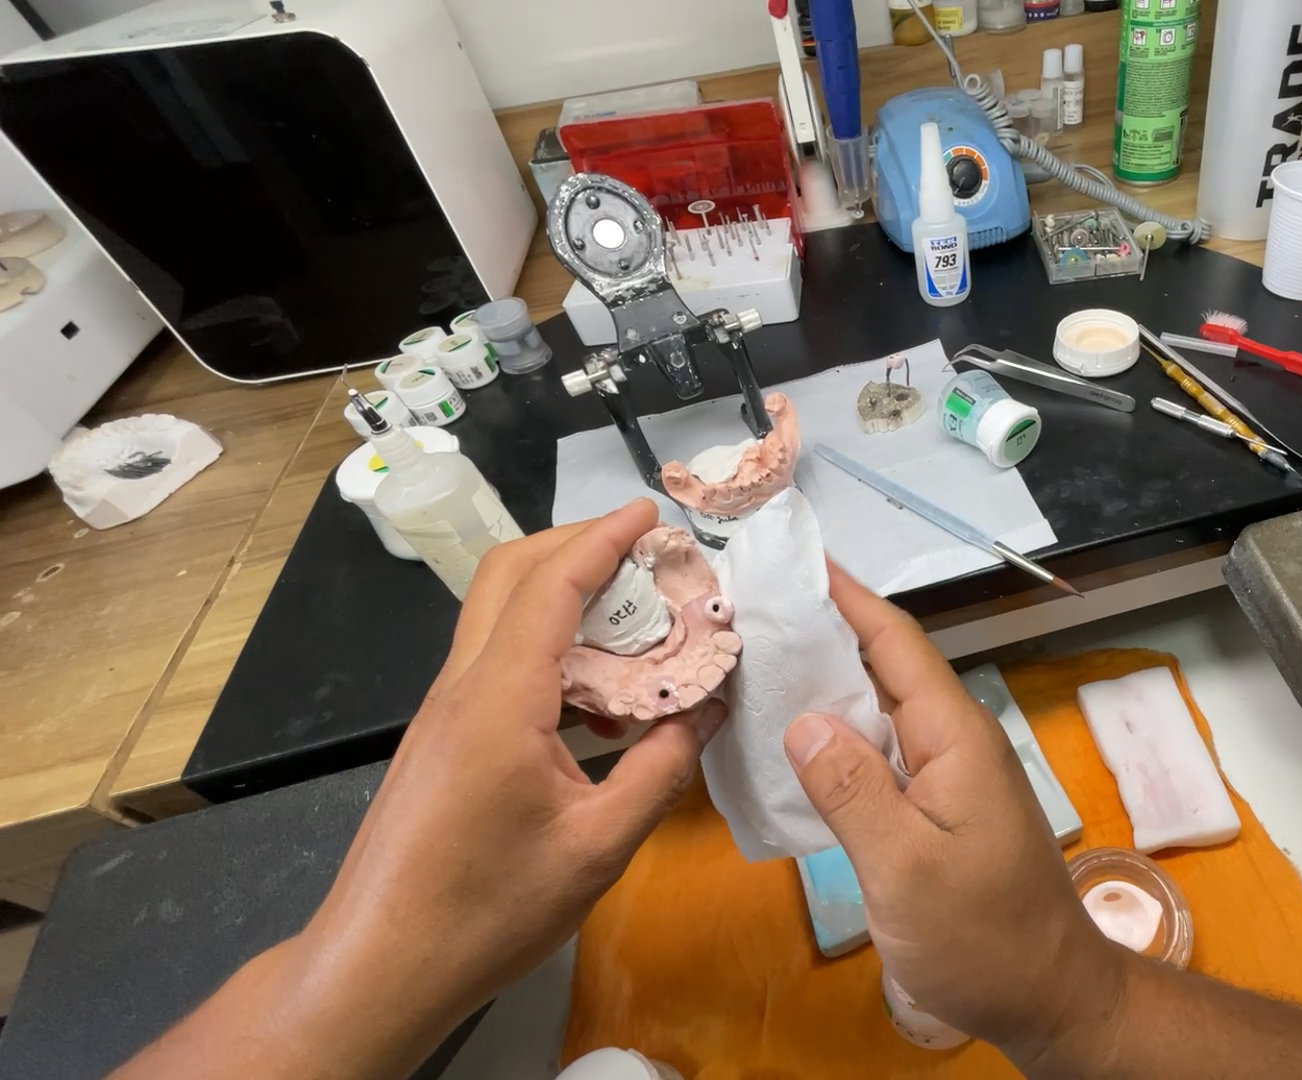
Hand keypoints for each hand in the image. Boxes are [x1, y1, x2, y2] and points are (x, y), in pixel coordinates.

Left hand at [297, 501, 725, 1060]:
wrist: (375, 973)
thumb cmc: (489, 909)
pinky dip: (555, 639)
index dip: (603, 538)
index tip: (650, 512)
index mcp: (499, 700)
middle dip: (577, 541)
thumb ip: (664, 765)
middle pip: (508, 574)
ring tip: (635, 609)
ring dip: (566, 588)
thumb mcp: (601, 844)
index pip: (551, 587)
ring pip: (500, 609)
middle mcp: (465, 686)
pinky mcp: (448, 733)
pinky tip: (601, 690)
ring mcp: (449, 708)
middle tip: (643, 547)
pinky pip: (502, 655)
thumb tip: (711, 708)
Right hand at [782, 565, 1124, 1064]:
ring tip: (766, 662)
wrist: (1044, 992)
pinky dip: (842, 733)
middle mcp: (953, 736)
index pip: (896, 643)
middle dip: (830, 632)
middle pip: (887, 665)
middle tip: (762, 612)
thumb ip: (853, 790)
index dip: (850, 598)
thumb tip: (803, 721)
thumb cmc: (981, 934)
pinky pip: (884, 747)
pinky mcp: (939, 799)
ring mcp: (949, 768)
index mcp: (953, 733)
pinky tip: (801, 741)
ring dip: (832, 682)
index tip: (802, 563)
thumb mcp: (906, 868)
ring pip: (883, 706)